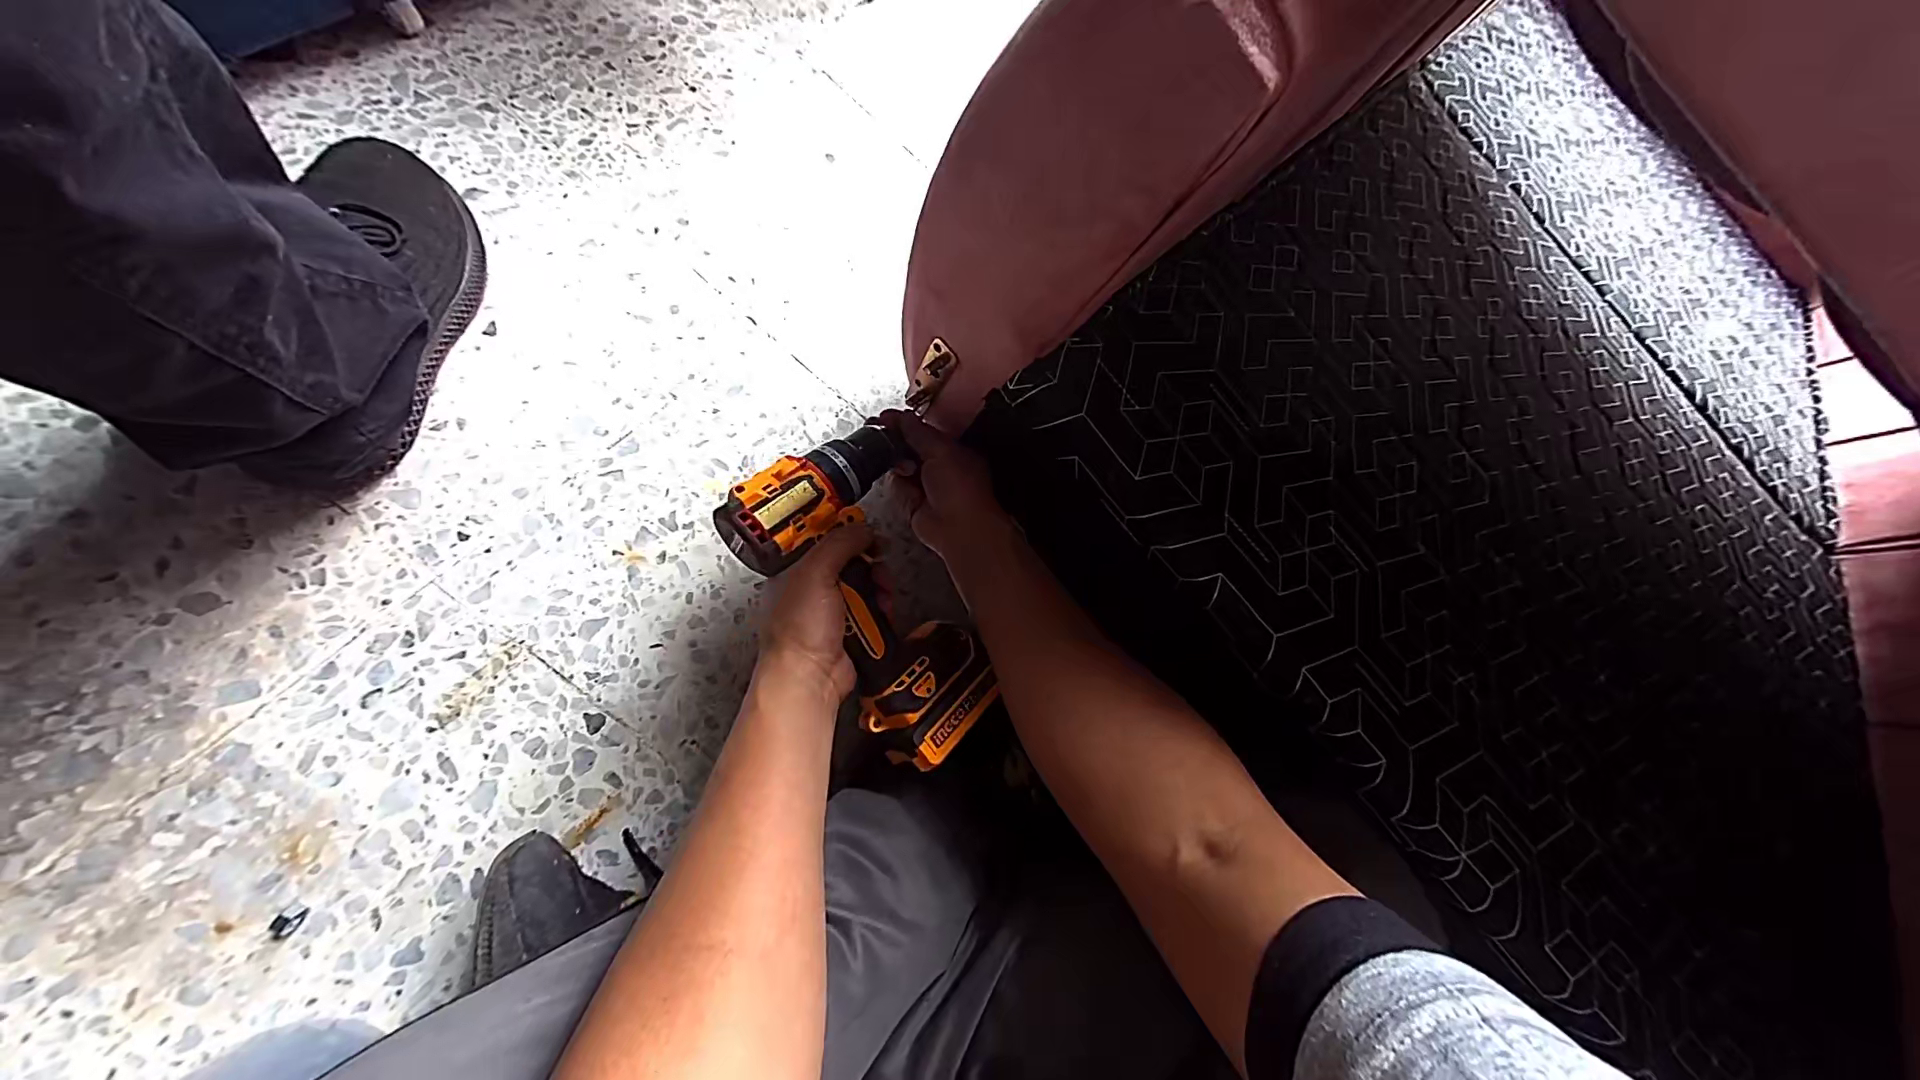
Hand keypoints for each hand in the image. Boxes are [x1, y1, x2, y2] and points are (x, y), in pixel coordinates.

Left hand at [757, 521, 873, 704]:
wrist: (812, 679)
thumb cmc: (797, 634)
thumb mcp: (815, 574)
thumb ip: (839, 544)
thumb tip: (861, 528)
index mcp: (793, 570)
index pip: (822, 537)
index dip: (846, 530)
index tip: (865, 529)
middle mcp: (811, 587)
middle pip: (850, 559)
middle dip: (870, 561)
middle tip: (878, 564)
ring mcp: (831, 608)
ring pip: (865, 583)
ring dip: (879, 586)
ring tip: (882, 594)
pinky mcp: (850, 627)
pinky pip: (873, 607)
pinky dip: (882, 608)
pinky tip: (882, 612)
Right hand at [879, 410, 1011, 562]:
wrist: (959, 528)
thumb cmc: (963, 490)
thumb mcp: (941, 450)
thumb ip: (918, 432)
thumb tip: (902, 417)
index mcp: (951, 449)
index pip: (922, 431)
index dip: (903, 424)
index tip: (885, 419)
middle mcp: (938, 466)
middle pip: (906, 448)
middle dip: (896, 445)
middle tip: (883, 438)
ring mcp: (924, 484)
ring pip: (897, 467)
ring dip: (901, 468)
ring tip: (911, 472)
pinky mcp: (913, 501)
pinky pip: (897, 488)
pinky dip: (902, 489)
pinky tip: (913, 492)